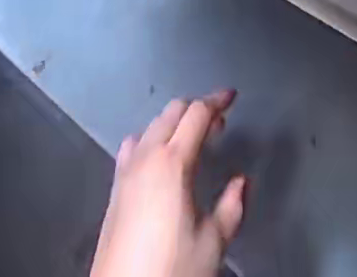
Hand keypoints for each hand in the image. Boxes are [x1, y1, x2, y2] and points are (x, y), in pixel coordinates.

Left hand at [90, 90, 246, 276]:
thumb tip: (241, 181)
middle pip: (173, 111)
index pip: (197, 113)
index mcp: (172, 161)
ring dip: (175, 121)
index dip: (216, 101)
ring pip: (153, 124)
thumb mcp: (212, 244)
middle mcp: (147, 156)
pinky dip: (152, 137)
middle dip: (197, 108)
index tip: (232, 97)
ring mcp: (126, 169)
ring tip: (193, 138)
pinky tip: (160, 157)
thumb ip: (231, 207)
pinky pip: (135, 144)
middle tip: (219, 122)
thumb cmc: (170, 271)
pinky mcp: (115, 187)